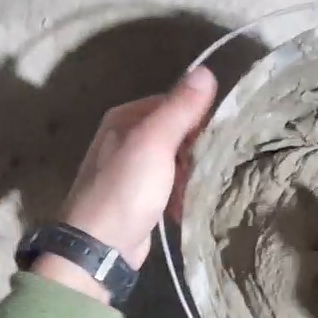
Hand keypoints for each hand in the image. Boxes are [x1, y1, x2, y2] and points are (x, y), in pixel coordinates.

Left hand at [59, 67, 217, 268]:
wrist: (99, 247)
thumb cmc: (126, 190)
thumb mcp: (154, 143)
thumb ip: (179, 108)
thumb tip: (205, 70)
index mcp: (124, 118)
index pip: (172, 103)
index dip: (197, 116)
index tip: (218, 134)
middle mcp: (123, 139)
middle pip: (173, 133)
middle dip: (194, 149)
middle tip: (212, 165)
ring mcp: (127, 171)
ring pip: (171, 162)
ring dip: (189, 175)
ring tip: (203, 187)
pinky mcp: (135, 199)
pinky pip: (165, 188)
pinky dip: (178, 195)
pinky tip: (186, 206)